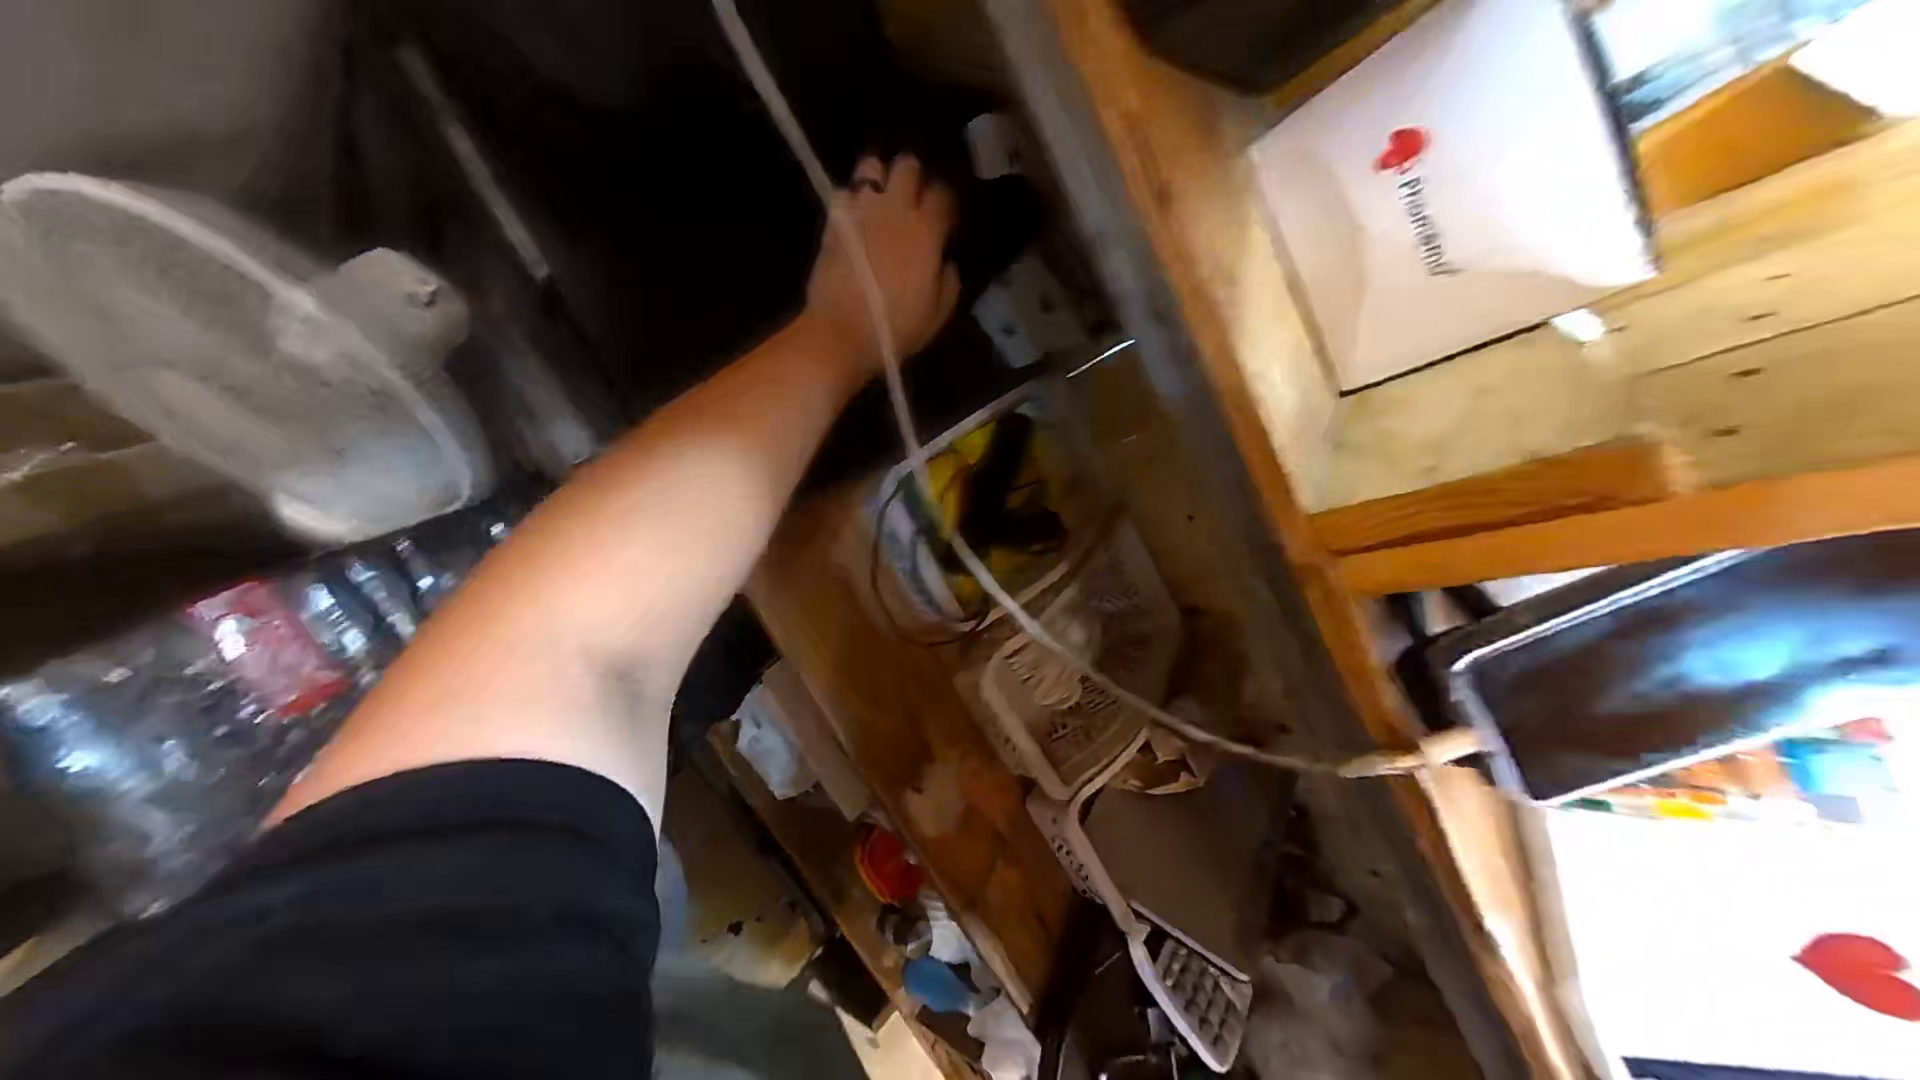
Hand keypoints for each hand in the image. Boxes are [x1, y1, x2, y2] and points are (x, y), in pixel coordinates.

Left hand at [803, 154, 960, 379]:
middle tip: (912, 202)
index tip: (944, 221)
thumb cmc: (896, 327)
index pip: (943, 193)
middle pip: (908, 166)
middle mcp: (895, 210)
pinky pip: (844, 193)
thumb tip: (946, 263)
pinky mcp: (833, 220)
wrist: (842, 331)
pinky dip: (851, 200)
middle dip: (913, 178)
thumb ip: (949, 283)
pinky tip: (854, 218)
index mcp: (927, 232)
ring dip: (879, 179)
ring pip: (872, 166)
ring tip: (879, 201)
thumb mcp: (937, 315)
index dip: (945, 203)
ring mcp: (861, 211)